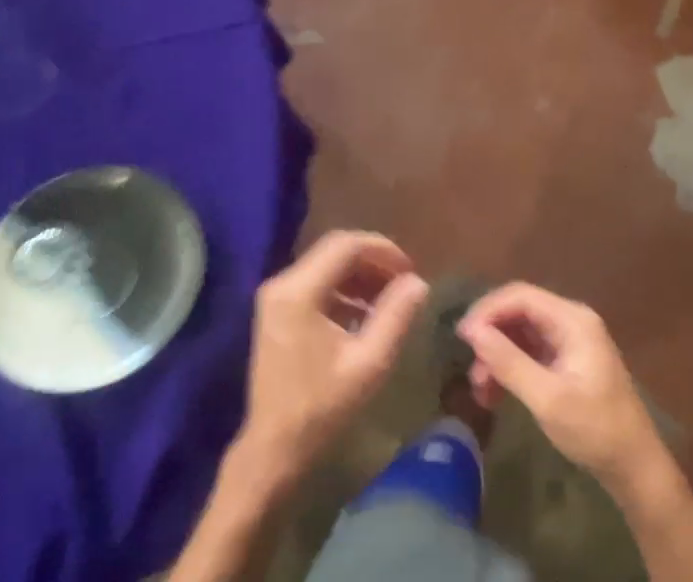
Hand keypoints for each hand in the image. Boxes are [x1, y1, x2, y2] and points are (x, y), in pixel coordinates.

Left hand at [240, 230, 429, 478]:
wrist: (274, 447)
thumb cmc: (322, 407)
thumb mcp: (369, 362)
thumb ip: (396, 316)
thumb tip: (417, 282)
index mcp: (299, 291)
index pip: (346, 245)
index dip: (383, 250)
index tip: (411, 270)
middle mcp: (281, 285)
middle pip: (334, 252)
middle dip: (374, 263)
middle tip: (404, 284)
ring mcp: (275, 299)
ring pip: (325, 268)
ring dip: (360, 277)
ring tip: (391, 301)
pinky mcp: (276, 314)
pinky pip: (315, 286)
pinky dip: (343, 292)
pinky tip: (365, 316)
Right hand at [457, 283, 667, 493]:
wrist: (633, 465)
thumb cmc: (594, 430)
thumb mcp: (547, 398)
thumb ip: (509, 361)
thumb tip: (471, 331)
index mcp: (573, 321)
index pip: (520, 296)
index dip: (487, 311)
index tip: (460, 337)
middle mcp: (572, 322)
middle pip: (519, 312)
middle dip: (490, 337)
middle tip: (470, 370)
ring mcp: (570, 341)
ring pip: (520, 334)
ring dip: (497, 356)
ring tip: (480, 391)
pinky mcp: (566, 362)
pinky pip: (529, 352)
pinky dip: (510, 368)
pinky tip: (494, 394)